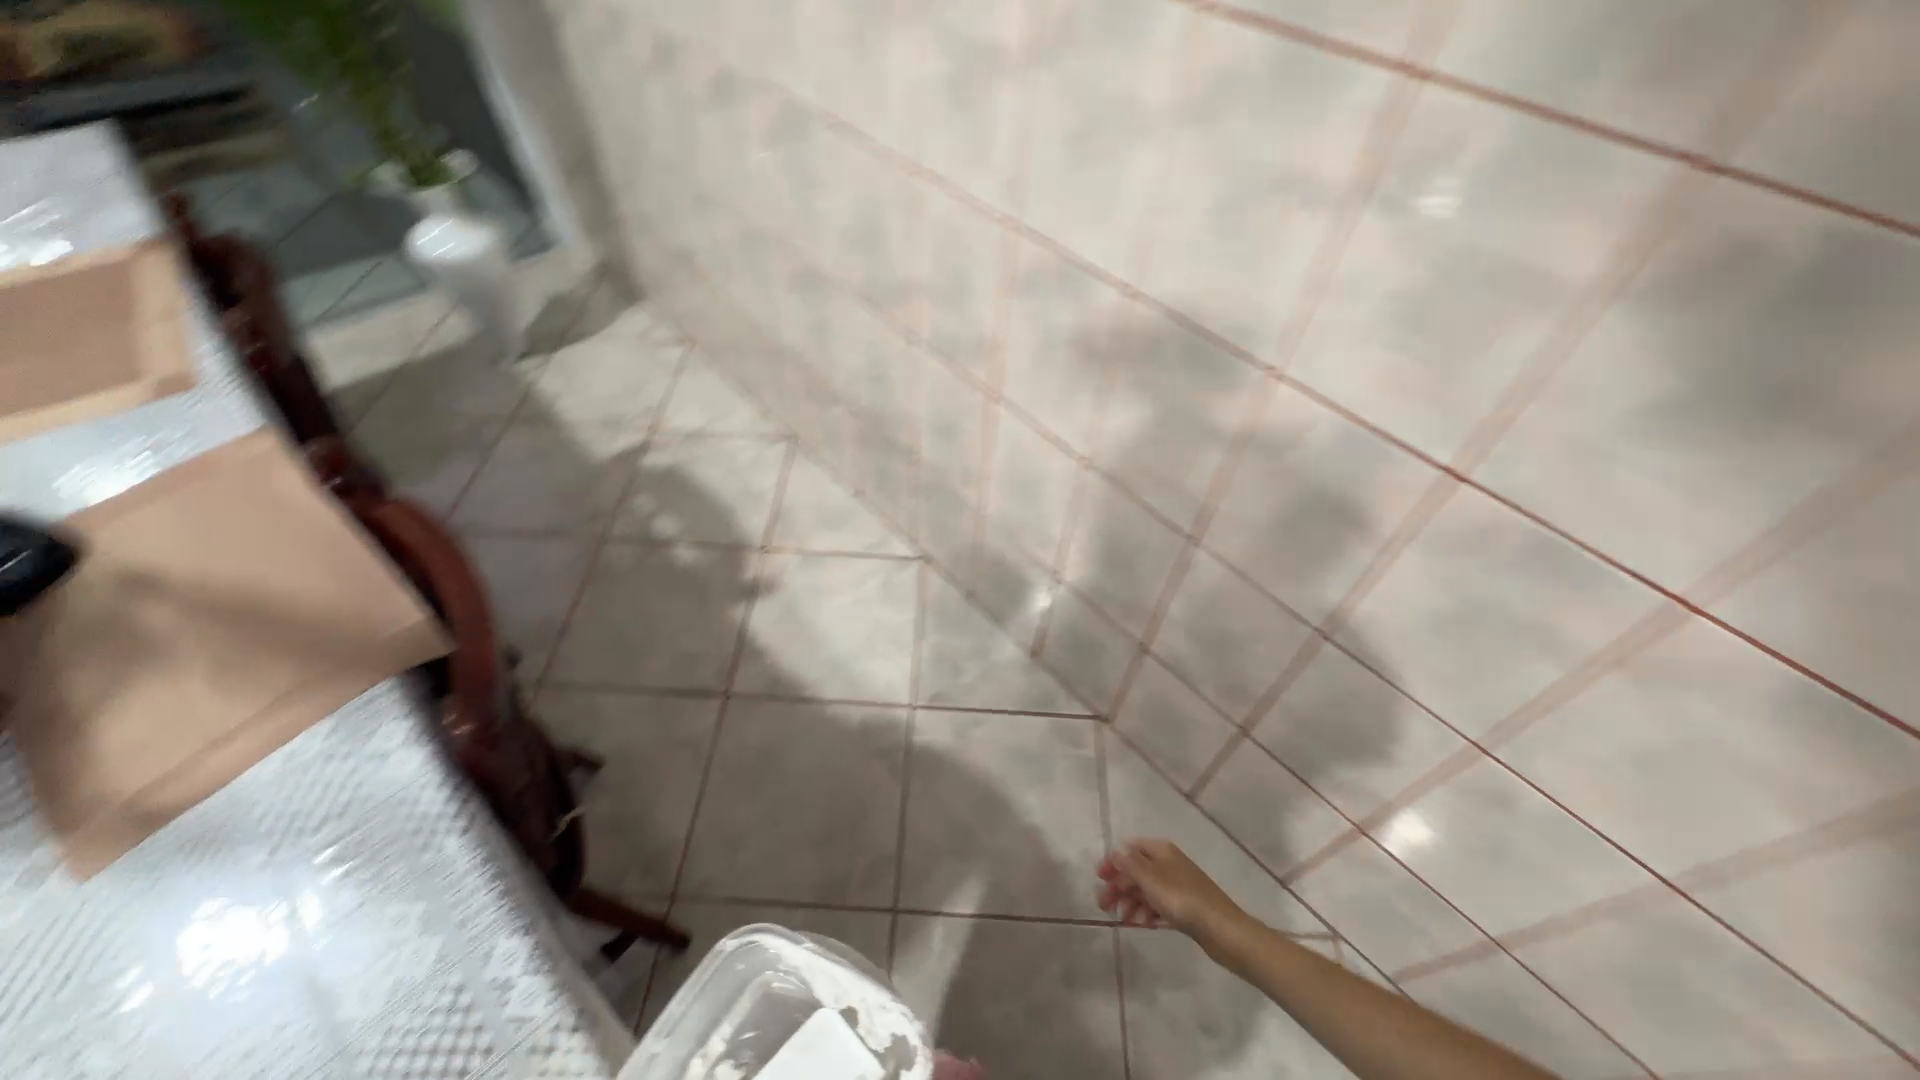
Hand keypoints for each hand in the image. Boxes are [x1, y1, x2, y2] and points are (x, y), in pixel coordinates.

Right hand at [1096, 839, 1247, 942]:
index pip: (1129, 848)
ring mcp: (1177, 884)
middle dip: (1119, 886)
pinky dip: (1148, 912)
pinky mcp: (1184, 905)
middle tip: (1105, 906)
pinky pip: (1158, 904)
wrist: (1221, 928)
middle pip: (1136, 870)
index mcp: (1160, 850)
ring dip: (1131, 902)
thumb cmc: (1181, 899)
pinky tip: (1144, 925)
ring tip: (1124, 920)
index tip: (1099, 880)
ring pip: (1146, 889)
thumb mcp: (1150, 879)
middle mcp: (1168, 863)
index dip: (1113, 862)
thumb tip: (1115, 851)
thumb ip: (1128, 864)